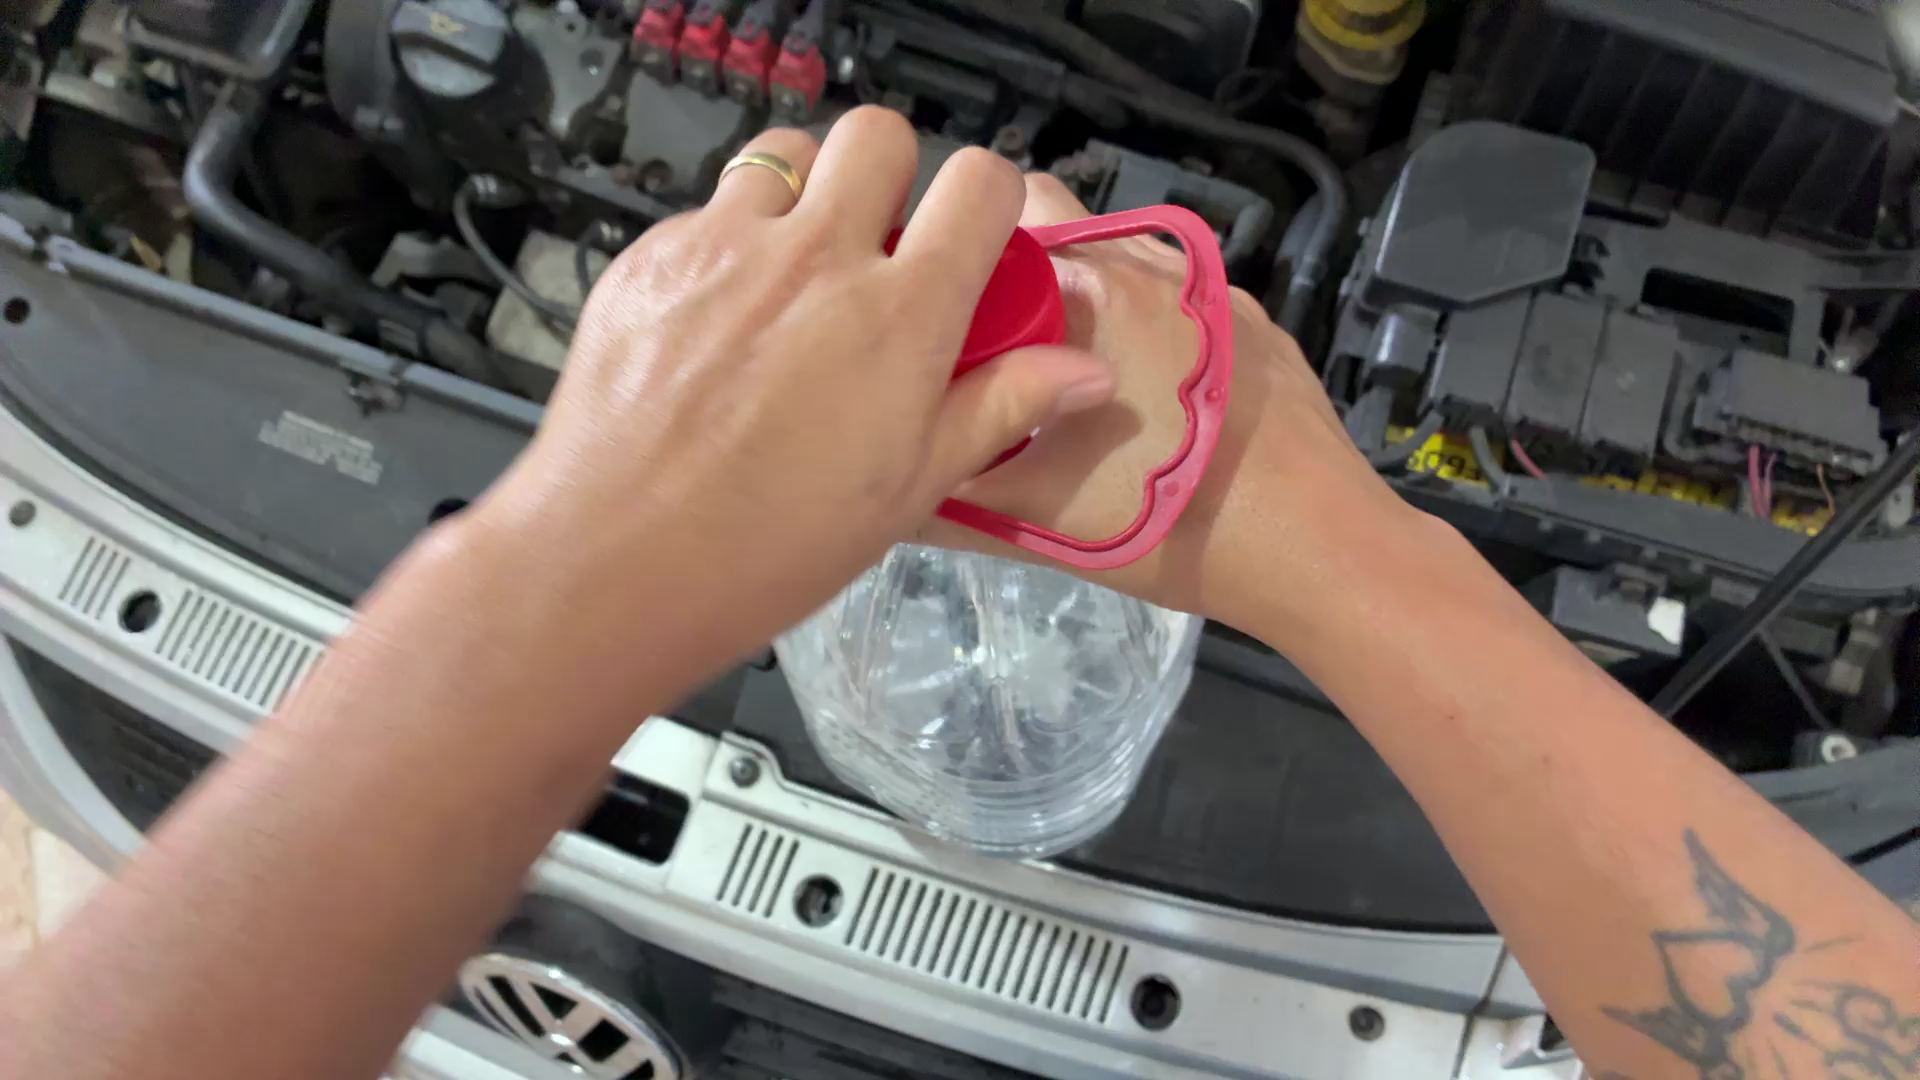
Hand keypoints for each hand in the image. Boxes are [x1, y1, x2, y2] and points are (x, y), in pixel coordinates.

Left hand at [463, 109, 1115, 679]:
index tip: (975, 243)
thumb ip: (1003, 407)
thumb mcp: (914, 483)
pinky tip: (723, 321)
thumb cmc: (784, 540)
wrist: (624, 560)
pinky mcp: (651, 257)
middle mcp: (817, 256)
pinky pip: (710, 211)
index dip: (988, 202)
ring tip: (801, 272)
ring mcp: (726, 246)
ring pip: (787, 155)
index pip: (978, 185)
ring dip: (810, 195)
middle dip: (894, 178)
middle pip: (878, 135)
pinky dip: (734, 243)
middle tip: (881, 252)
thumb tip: (1087, 373)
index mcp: (900, 314)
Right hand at [924, 174, 1432, 644]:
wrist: (1316, 548)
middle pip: (1053, 216)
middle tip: (994, 350)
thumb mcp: (1036, 521)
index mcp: (1086, 294)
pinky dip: (1139, 317)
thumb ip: (950, 497)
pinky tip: (1145, 390)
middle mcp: (1146, 264)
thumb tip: (892, 489)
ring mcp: (1208, 285)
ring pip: (1115, 250)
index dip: (953, 274)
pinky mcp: (1250, 317)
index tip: (939, 329)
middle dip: (1010, 267)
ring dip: (1077, 291)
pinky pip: (1171, 289)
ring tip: (1064, 373)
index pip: (991, 230)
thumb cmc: (1164, 524)